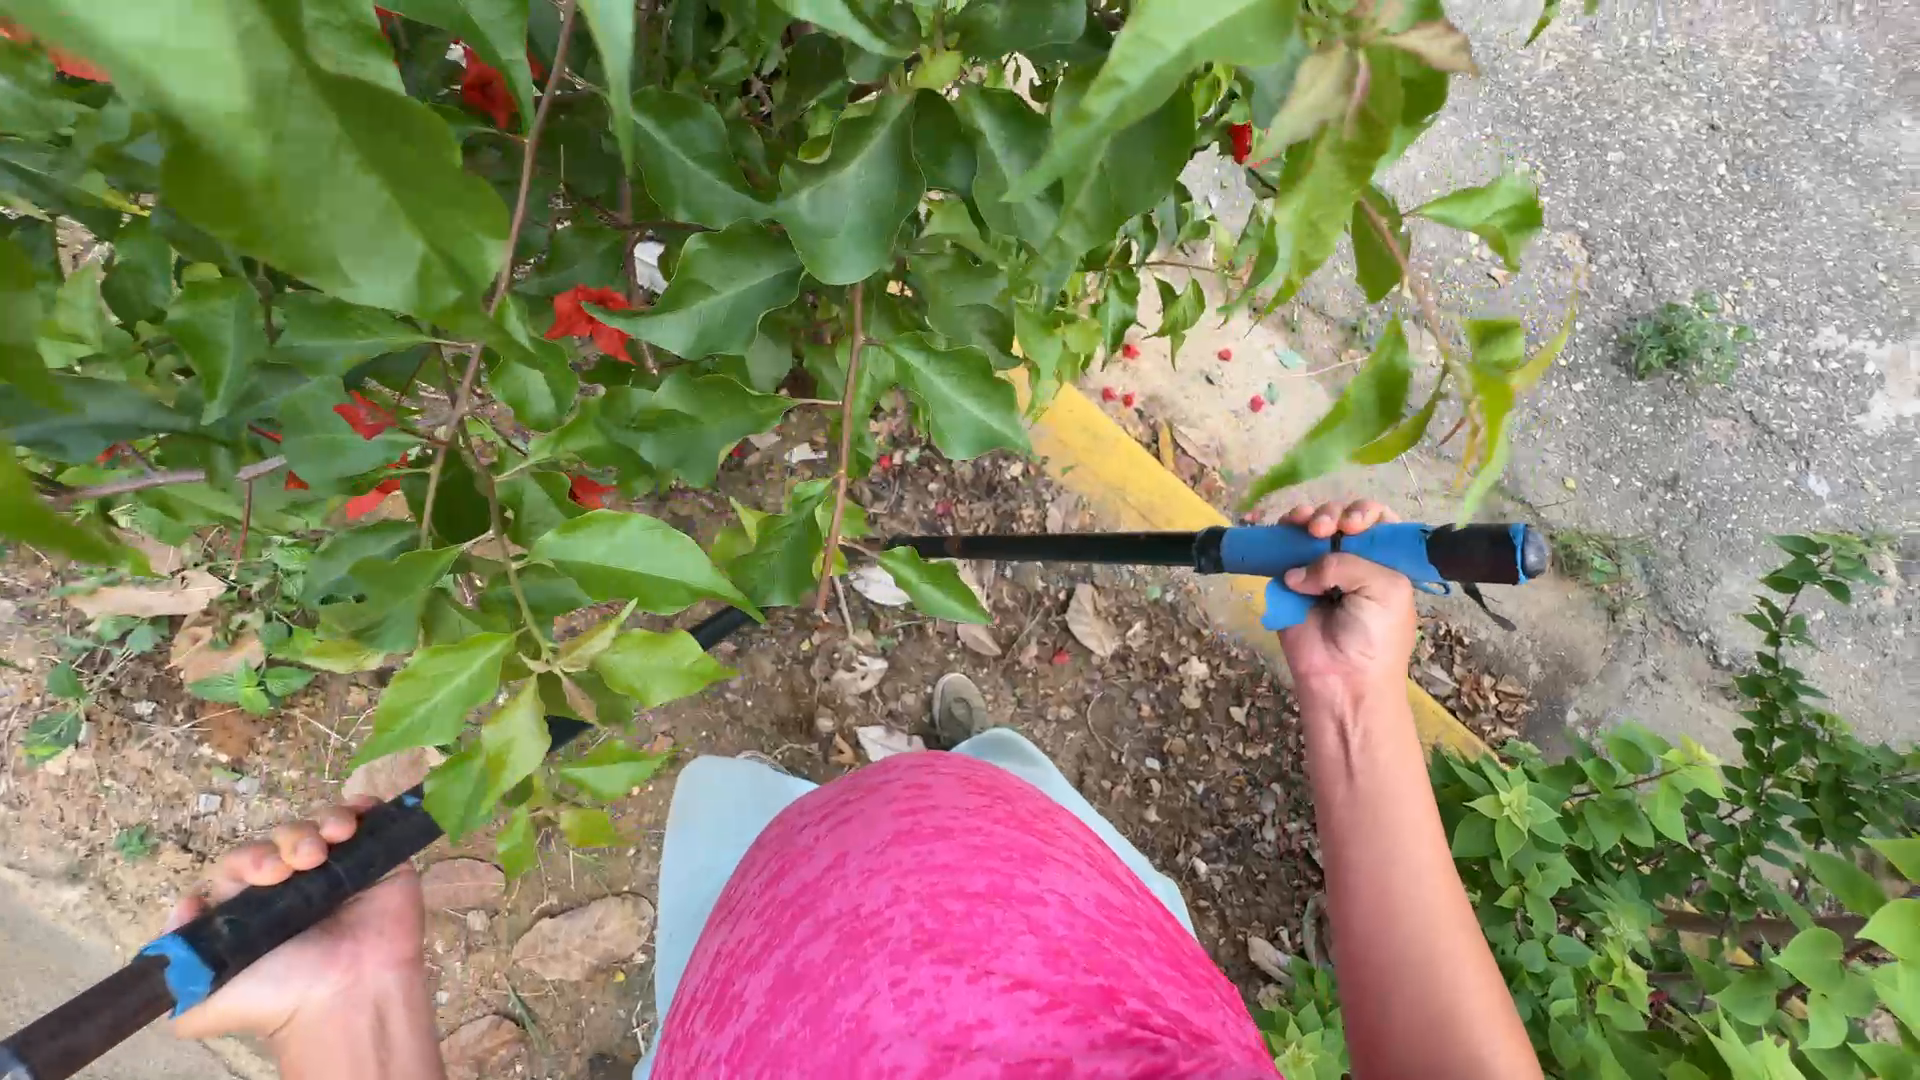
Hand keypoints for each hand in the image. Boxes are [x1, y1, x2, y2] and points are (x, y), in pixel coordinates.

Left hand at [165, 798, 426, 1045]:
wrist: (346, 991)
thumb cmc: (277, 996)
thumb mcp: (200, 999)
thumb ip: (176, 964)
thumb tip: (187, 904)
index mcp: (255, 906)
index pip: (240, 863)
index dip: (248, 859)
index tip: (265, 873)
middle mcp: (297, 883)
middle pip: (282, 837)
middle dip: (286, 841)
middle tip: (298, 864)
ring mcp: (342, 867)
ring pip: (324, 823)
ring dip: (322, 823)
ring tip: (331, 844)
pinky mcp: (382, 858)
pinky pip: (371, 818)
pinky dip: (362, 806)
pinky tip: (356, 818)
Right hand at [1274, 499, 1417, 718]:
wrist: (1341, 676)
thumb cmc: (1375, 635)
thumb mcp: (1385, 590)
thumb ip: (1347, 562)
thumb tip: (1298, 572)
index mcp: (1383, 560)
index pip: (1377, 520)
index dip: (1364, 513)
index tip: (1352, 526)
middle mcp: (1350, 559)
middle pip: (1339, 517)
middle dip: (1331, 514)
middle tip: (1324, 529)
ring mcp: (1316, 568)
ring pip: (1307, 527)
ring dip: (1304, 517)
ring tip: (1302, 528)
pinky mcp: (1286, 581)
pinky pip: (1279, 549)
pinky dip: (1276, 534)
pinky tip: (1277, 528)